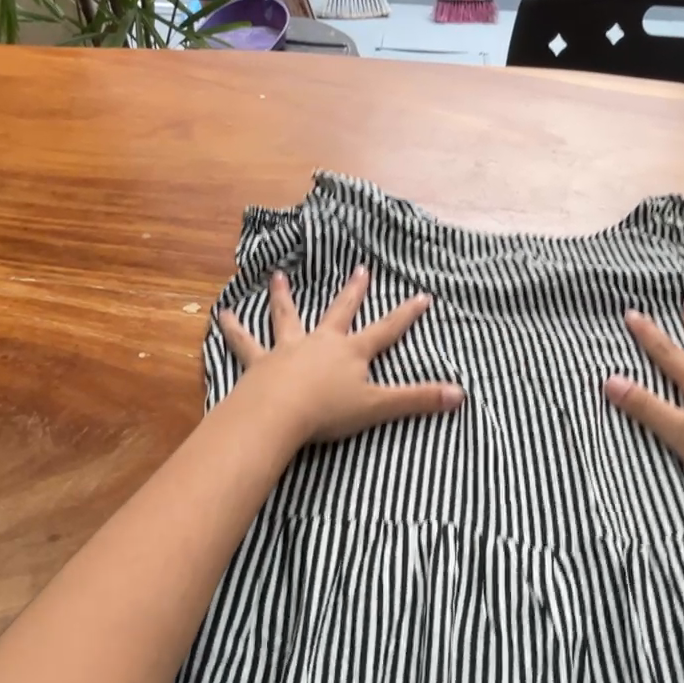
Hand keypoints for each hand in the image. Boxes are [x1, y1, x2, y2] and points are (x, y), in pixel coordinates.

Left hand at [217, 266, 463, 444]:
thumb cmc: (328, 411)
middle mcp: (321, 342)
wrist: (279, 414)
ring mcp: (288, 349)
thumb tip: (461, 396)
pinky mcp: (260, 362)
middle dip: (352, 292)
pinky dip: (234, 329)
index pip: (386, 330)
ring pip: (287, 317)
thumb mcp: (379, 407)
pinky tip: (222, 315)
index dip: (405, 314)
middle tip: (359, 269)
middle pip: (340, 312)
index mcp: (351, 352)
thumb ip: (417, 400)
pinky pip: (246, 342)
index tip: (421, 295)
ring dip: (283, 297)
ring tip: (278, 277)